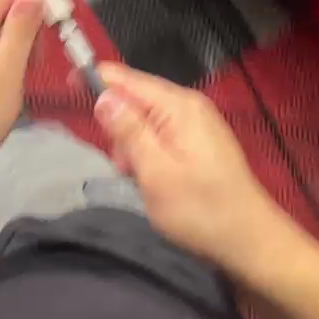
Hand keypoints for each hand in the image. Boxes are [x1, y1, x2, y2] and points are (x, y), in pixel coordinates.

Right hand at [91, 63, 297, 269]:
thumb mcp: (155, 173)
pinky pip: (162, 133)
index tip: (67, 84)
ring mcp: (198, 122)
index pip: (127, 78)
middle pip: (137, 97)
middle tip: (123, 165)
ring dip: (133, 145)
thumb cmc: (201, 210)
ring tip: (140, 179)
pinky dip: (149, 152)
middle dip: (118, 125)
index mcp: (179, 106)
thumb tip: (103, 94)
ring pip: (147, 118)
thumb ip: (128, 131)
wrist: (251, 241)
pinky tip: (154, 179)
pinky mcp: (201, 140)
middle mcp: (190, 104)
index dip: (96, 78)